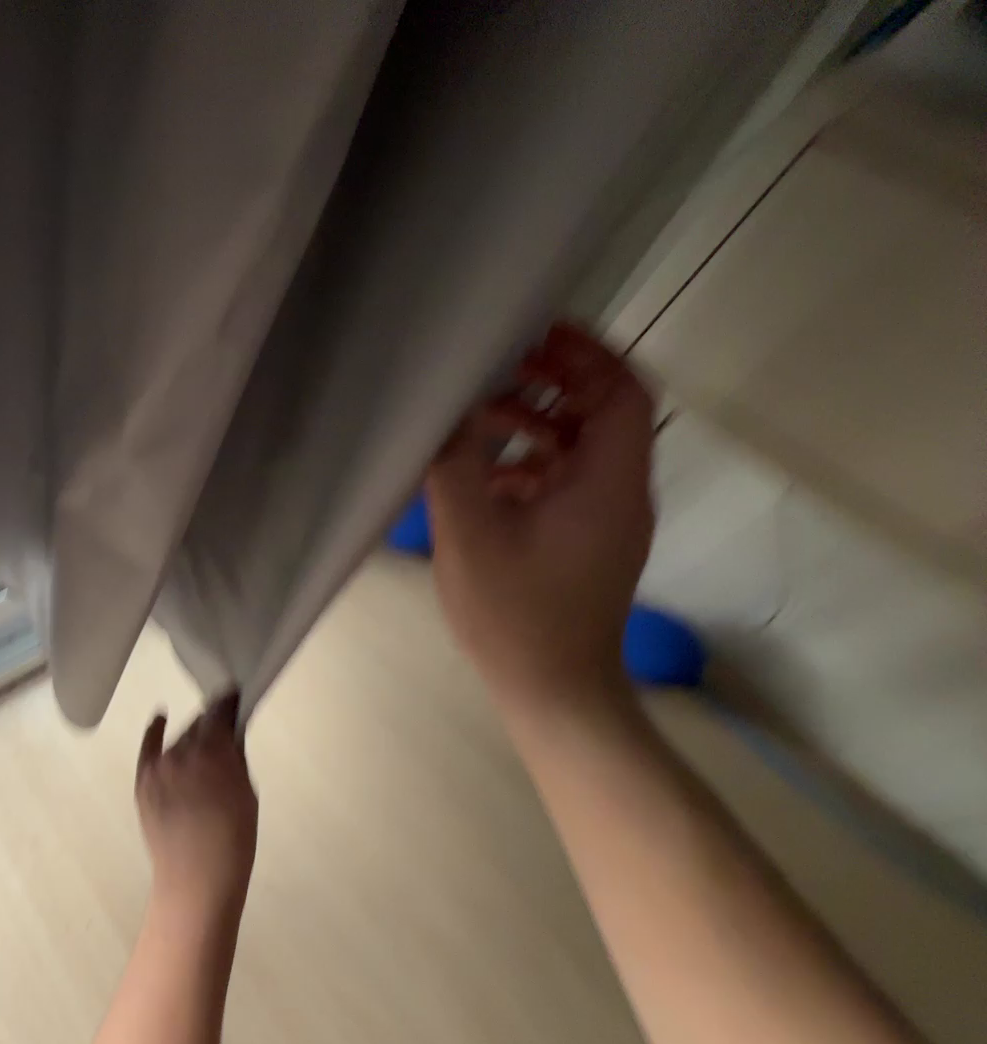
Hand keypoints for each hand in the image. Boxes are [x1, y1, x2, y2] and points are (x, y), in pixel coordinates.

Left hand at [135, 692, 258, 919]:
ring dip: (192, 739)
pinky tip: (160, 717)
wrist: (196, 879)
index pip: (221, 712)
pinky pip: (148, 746)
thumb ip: (236, 760)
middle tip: (224, 737)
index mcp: (215, 752)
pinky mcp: (142, 780)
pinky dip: (155, 731)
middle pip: (199, 725)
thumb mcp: (248, 795)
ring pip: (178, 739)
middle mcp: (183, 750)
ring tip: (203, 752)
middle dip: (212, 726)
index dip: (230, 702)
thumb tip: (231, 738)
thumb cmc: (234, 842)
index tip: (237, 697)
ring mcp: (158, 765)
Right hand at [425, 324, 655, 714]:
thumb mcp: (470, 536)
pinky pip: (563, 480)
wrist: (553, 688)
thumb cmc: (515, 614)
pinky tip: (478, 472)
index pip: (620, 393)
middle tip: (494, 365)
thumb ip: (455, 467)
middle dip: (553, 381)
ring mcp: (604, 518)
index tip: (535, 332)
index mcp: (607, 483)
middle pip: (602, 413)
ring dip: (535, 422)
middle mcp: (619, 492)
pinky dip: (527, 461)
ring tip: (476, 416)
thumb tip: (444, 415)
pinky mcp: (585, 538)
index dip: (586, 354)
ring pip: (580, 447)